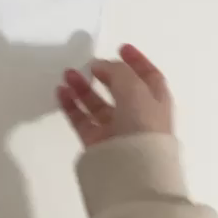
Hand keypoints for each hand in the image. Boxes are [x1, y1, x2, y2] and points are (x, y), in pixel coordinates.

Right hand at [56, 44, 174, 146]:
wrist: (132, 170)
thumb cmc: (142, 125)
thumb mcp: (135, 89)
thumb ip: (117, 72)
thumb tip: (101, 66)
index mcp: (155, 102)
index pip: (148, 76)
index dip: (137, 61)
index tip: (121, 47)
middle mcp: (137, 115)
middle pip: (120, 89)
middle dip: (105, 73)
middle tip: (89, 63)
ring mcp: (116, 130)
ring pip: (98, 104)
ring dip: (83, 88)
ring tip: (68, 74)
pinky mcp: (97, 142)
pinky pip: (82, 120)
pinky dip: (71, 105)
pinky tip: (62, 92)